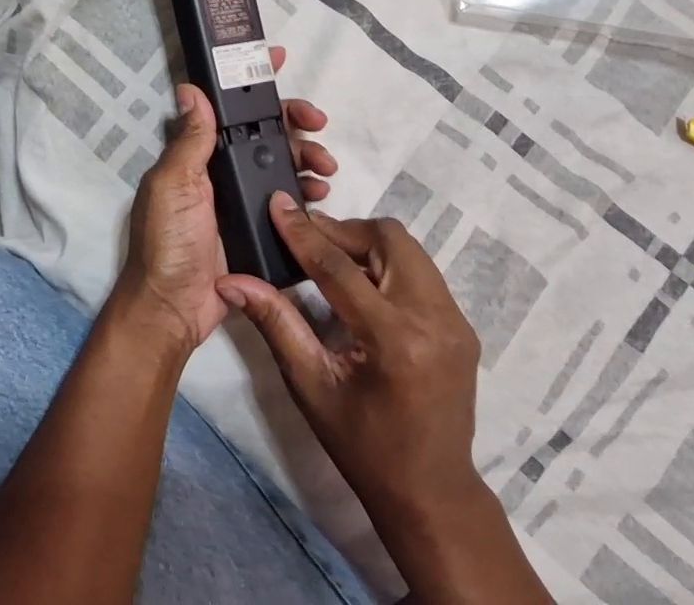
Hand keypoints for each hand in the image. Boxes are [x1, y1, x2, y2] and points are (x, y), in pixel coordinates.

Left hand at [115, 48, 336, 352]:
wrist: (176, 308)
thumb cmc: (168, 242)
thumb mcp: (174, 185)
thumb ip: (189, 141)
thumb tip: (190, 88)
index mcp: (198, 158)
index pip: (228, 111)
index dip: (251, 84)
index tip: (277, 61)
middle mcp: (222, 174)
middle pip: (266, 134)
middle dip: (295, 122)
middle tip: (318, 124)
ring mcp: (244, 203)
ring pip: (284, 166)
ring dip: (308, 157)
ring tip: (325, 168)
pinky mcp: (262, 230)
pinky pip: (291, 204)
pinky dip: (309, 194)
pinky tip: (321, 196)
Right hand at [216, 200, 482, 527]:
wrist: (429, 490)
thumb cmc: (361, 444)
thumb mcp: (309, 384)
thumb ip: (274, 322)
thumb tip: (231, 280)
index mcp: (393, 338)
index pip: (340, 265)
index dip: (303, 232)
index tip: (278, 203)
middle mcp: (434, 318)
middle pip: (388, 239)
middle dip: (344, 231)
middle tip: (307, 243)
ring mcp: (456, 320)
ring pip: (410, 250)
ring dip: (368, 246)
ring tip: (331, 264)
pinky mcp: (462, 325)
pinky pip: (423, 273)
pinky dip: (389, 266)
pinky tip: (363, 289)